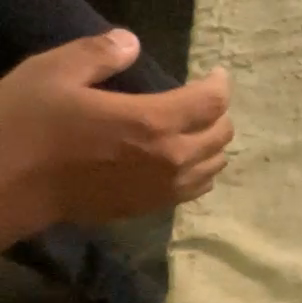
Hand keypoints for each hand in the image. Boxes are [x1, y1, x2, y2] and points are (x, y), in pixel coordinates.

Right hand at [0, 30, 232, 237]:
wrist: (15, 180)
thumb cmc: (27, 122)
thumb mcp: (51, 74)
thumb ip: (96, 55)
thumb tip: (131, 42)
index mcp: (153, 122)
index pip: (209, 103)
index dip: (220, 86)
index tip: (220, 75)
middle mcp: (176, 157)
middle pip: (221, 135)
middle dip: (219, 113)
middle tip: (207, 101)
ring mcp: (173, 184)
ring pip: (216, 162)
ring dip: (214, 142)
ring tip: (199, 127)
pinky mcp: (164, 202)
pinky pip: (202, 184)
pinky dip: (205, 166)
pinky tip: (189, 157)